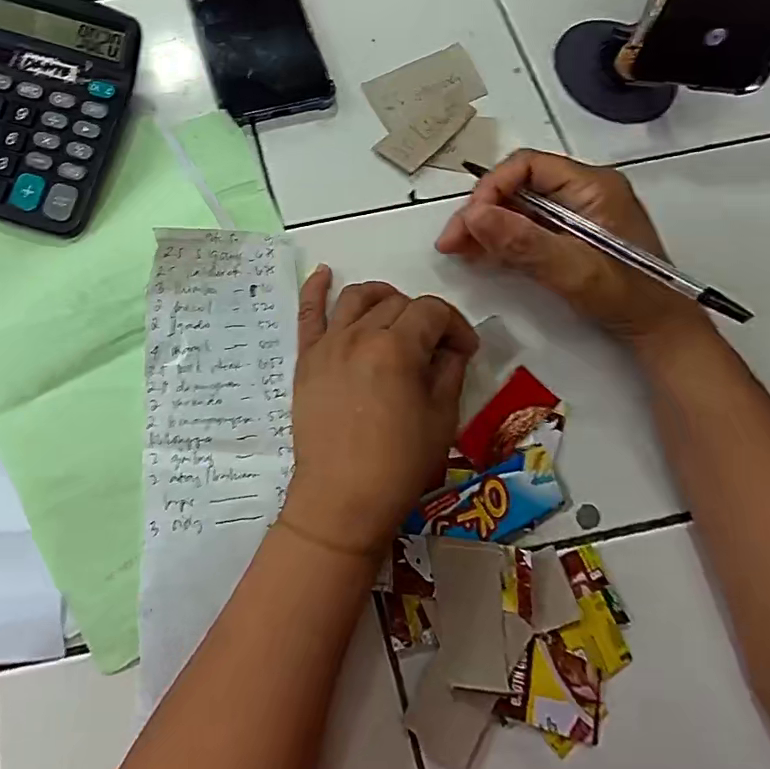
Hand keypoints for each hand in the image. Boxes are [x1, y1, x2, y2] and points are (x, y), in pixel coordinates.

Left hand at [283, 268, 478, 555]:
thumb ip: (447, 370)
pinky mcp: (305, 359)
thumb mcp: (442, 418)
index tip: (464, 351)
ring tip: (395, 313)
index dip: (455, 325)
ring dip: (381, 298)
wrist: (342, 495)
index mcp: (395, 348)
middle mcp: (357, 336)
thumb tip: (449, 345)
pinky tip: (323, 272)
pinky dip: (314, 288)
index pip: (432, 311)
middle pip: (395, 303)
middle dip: (423, 317)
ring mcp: (326, 345)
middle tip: (434, 348)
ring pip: (354, 298)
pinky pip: (307, 314)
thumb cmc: (399, 464)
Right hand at [433, 149, 710, 344]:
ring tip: (457, 250)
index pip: (526, 166)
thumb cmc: (628, 297)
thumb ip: (523, 242)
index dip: (491, 188)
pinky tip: (476, 254)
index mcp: (592, 186)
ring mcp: (570, 214)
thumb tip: (473, 215)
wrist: (659, 330)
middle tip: (453, 240)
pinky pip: (519, 226)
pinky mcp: (562, 235)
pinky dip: (494, 239)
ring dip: (481, 226)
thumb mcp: (573, 270)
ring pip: (512, 206)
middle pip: (514, 185)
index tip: (471, 220)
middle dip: (479, 211)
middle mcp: (580, 193)